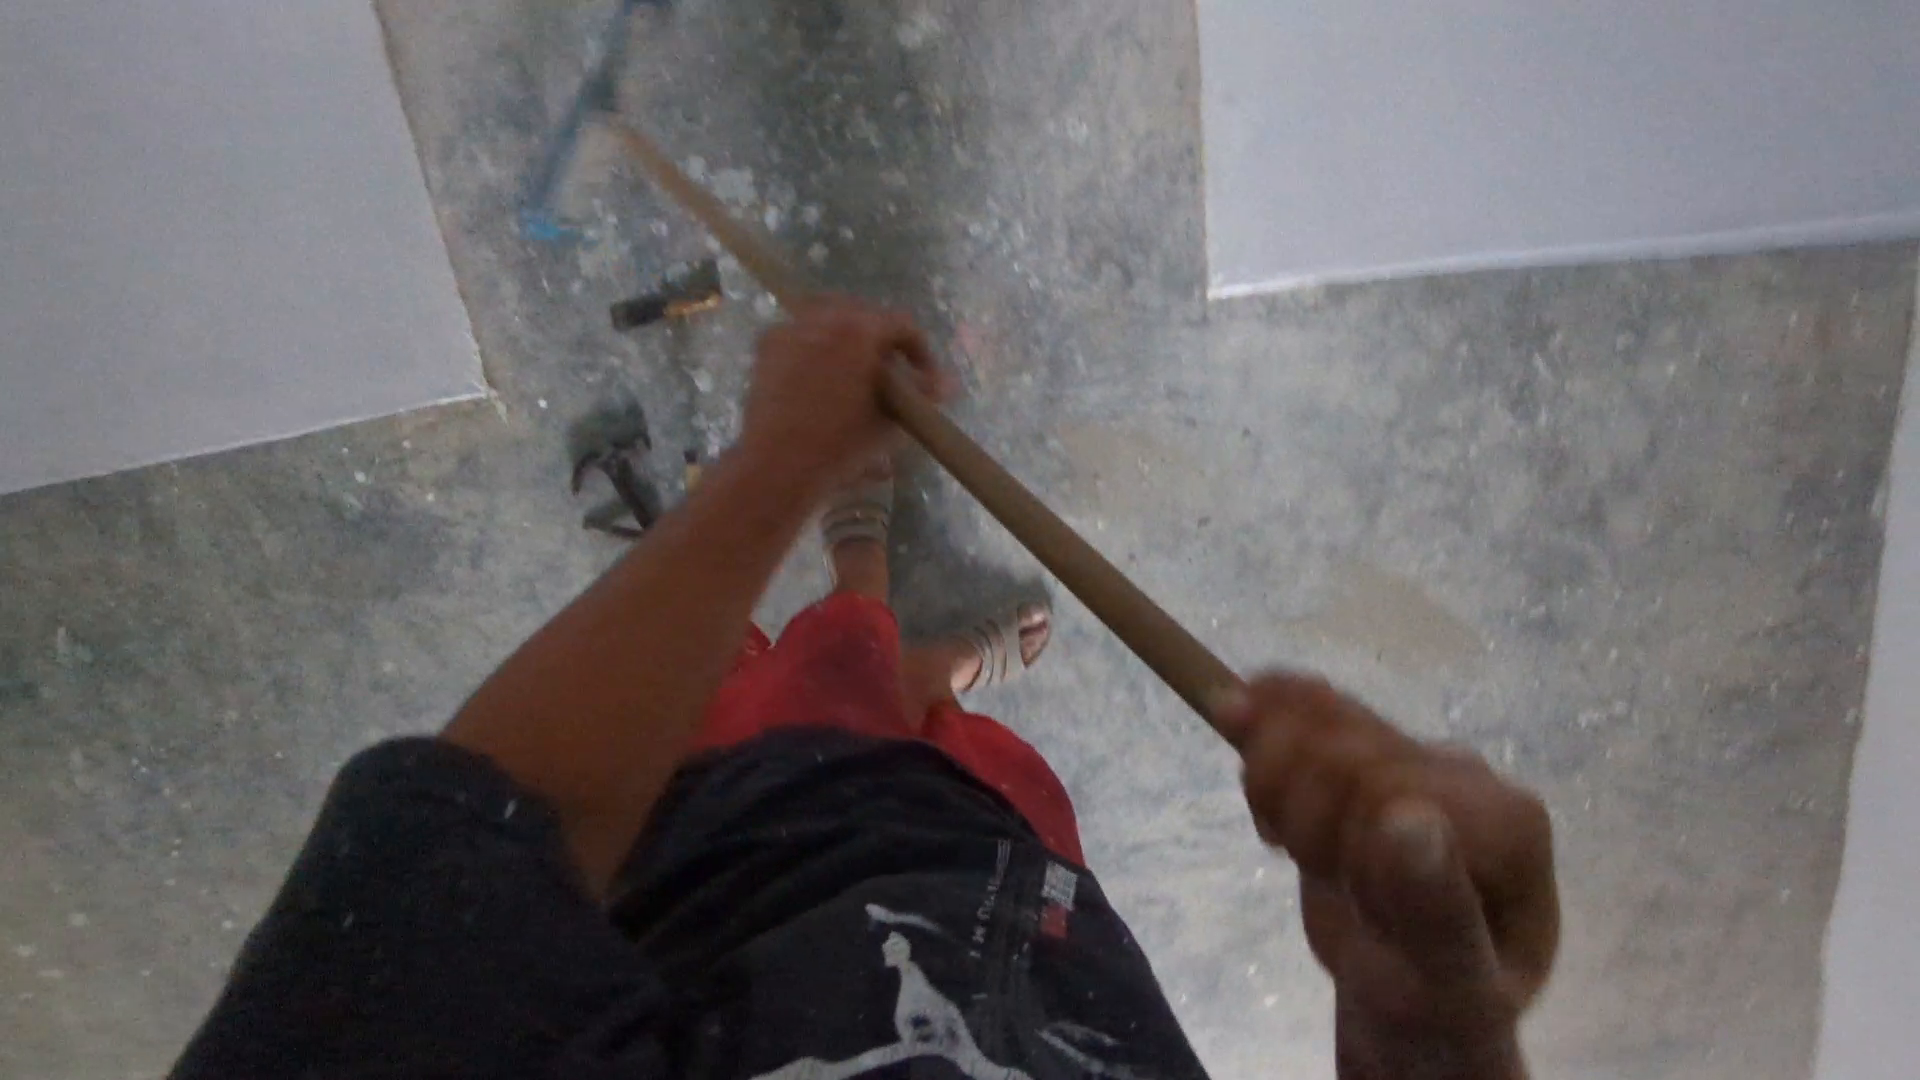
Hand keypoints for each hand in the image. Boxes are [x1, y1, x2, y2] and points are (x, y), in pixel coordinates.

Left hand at [738, 297, 949, 494]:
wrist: (778, 463)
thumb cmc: (841, 445)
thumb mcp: (891, 422)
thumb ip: (922, 395)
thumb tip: (948, 382)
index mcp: (861, 330)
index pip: (903, 325)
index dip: (919, 351)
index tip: (924, 378)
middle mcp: (826, 317)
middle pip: (865, 315)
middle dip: (882, 342)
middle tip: (890, 374)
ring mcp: (793, 327)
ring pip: (830, 317)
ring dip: (849, 339)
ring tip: (856, 372)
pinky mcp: (769, 344)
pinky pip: (802, 331)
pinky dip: (817, 344)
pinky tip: (821, 374)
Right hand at [1215, 675, 1558, 1079]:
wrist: (1401, 981)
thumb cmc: (1433, 999)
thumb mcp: (1442, 984)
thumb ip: (1431, 908)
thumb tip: (1406, 816)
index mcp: (1502, 820)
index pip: (1381, 785)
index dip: (1330, 828)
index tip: (1332, 882)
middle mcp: (1464, 771)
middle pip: (1339, 743)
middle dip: (1300, 810)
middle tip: (1315, 869)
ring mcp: (1410, 752)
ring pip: (1308, 715)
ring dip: (1273, 779)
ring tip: (1296, 839)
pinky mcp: (1365, 745)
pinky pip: (1295, 703)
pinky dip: (1259, 734)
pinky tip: (1265, 785)